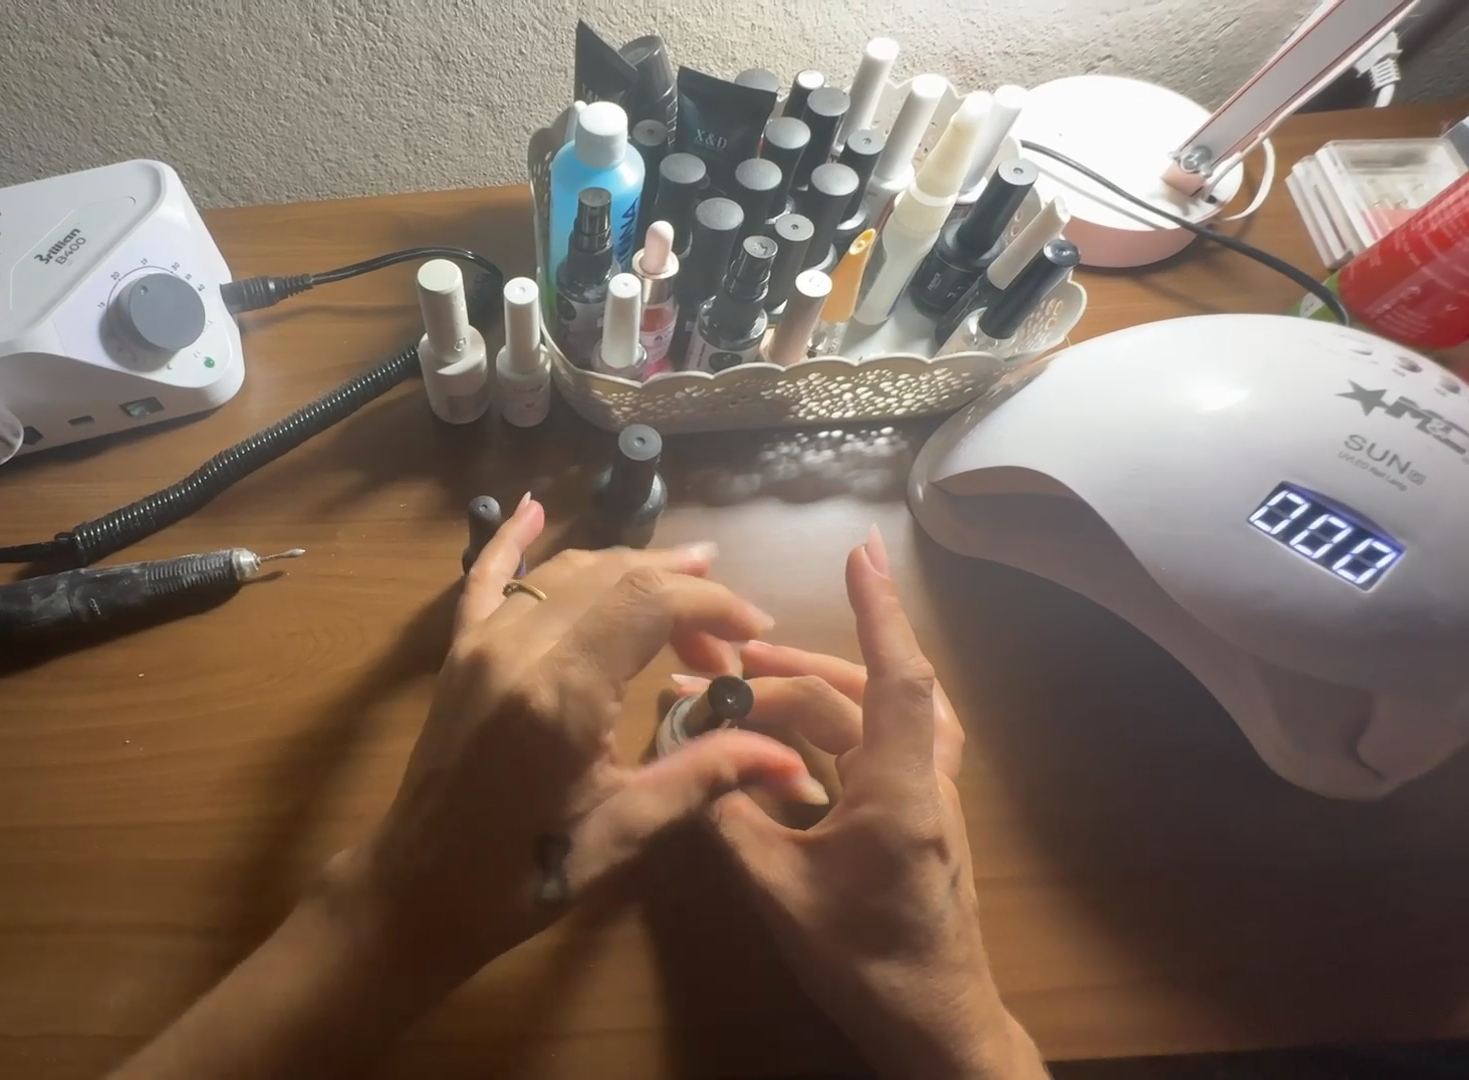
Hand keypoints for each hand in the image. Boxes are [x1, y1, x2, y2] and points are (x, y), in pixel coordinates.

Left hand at [338, 495, 828, 985]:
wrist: (421, 885)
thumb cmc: (525, 873)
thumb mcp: (624, 830)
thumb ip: (704, 775)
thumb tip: (790, 759)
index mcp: (561, 692)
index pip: (650, 602)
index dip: (713, 602)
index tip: (753, 628)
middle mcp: (518, 646)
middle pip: (615, 576)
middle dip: (683, 587)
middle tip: (725, 626)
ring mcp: (481, 639)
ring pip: (567, 571)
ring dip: (629, 570)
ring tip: (683, 581)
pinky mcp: (459, 646)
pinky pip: (487, 575)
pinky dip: (514, 539)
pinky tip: (534, 506)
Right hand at [709, 530, 1044, 1079]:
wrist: (937, 1027)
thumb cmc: (864, 963)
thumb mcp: (777, 892)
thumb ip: (727, 817)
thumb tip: (684, 758)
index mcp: (897, 795)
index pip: (894, 681)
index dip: (878, 611)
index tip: (862, 552)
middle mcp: (920, 779)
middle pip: (858, 693)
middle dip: (788, 670)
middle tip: (723, 667)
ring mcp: (922, 791)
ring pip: (868, 711)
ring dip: (808, 687)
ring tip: (746, 681)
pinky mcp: (911, 805)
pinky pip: (872, 736)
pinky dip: (826, 715)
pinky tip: (783, 724)